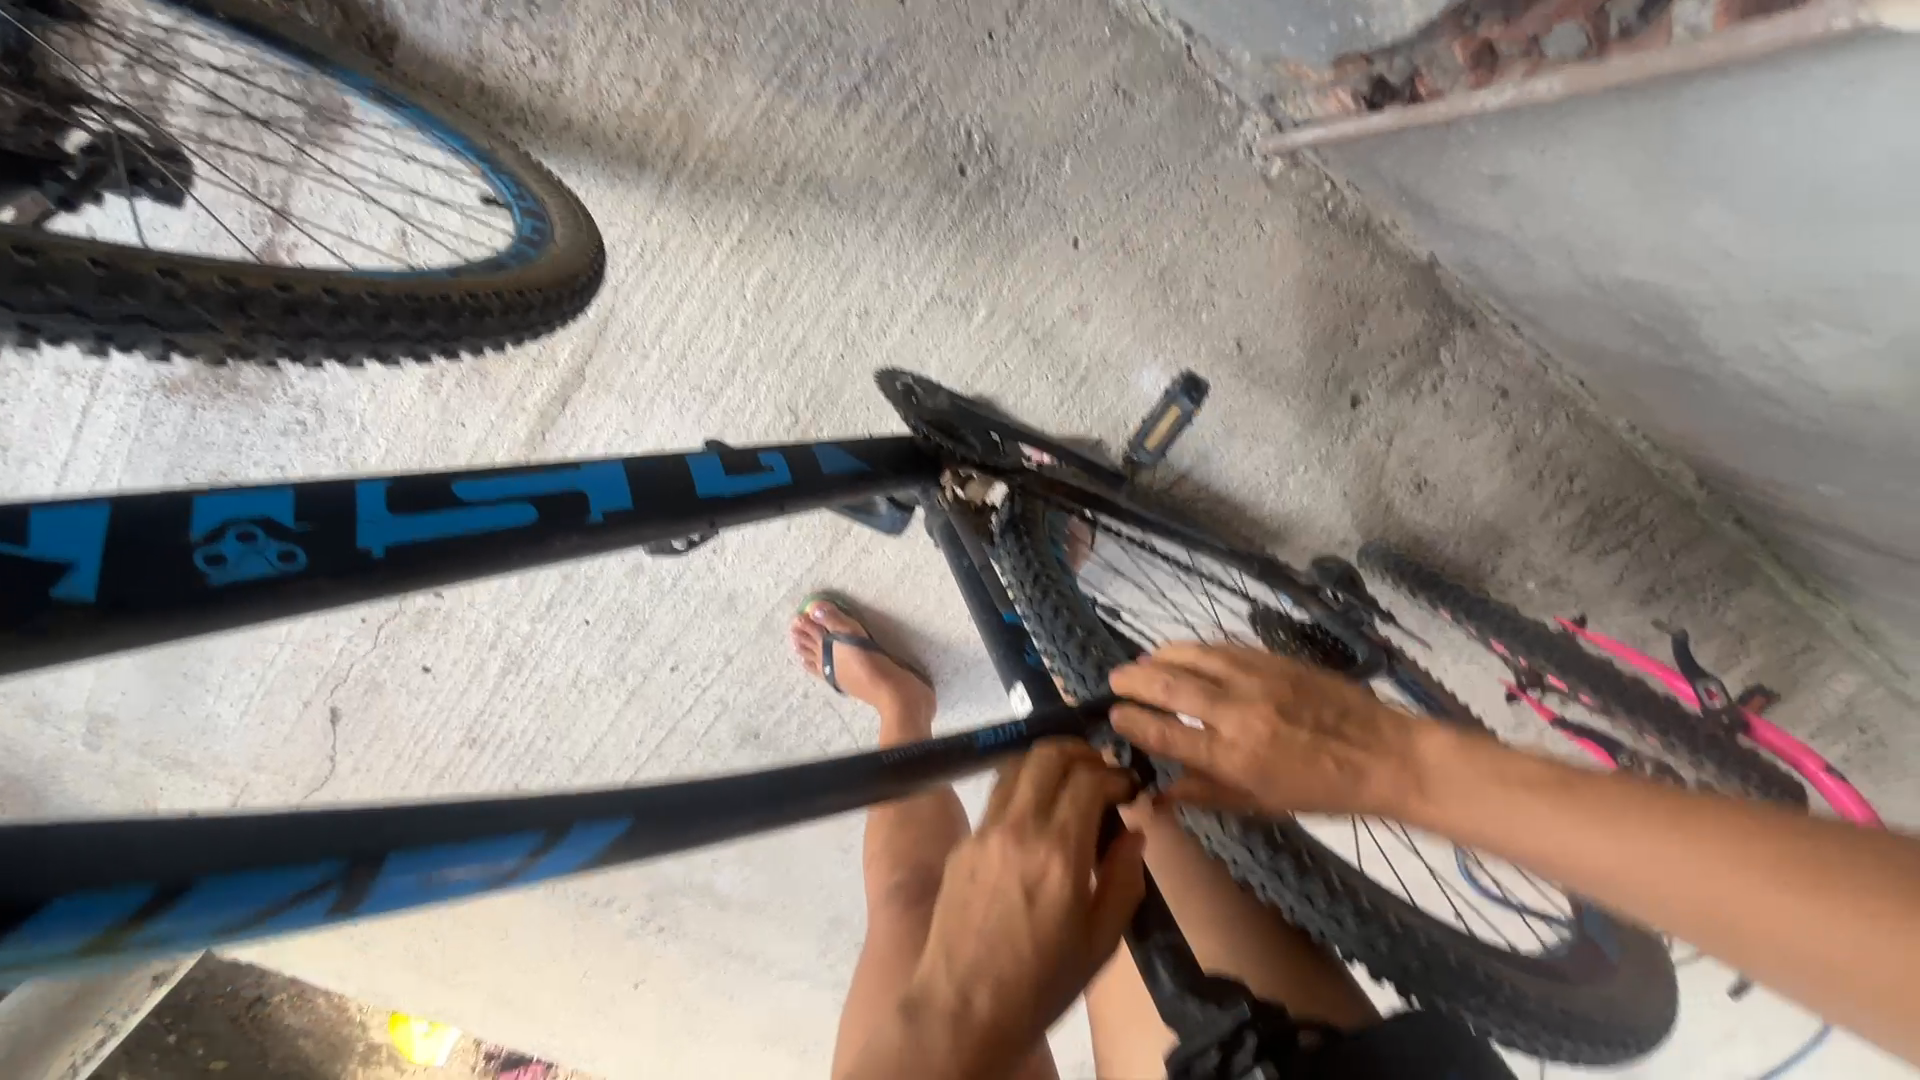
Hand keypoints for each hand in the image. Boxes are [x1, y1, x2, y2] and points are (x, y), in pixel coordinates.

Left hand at [899, 739, 1145, 1073]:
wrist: (963, 1009)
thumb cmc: (1041, 983)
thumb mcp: (1101, 942)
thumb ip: (1123, 878)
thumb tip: (1134, 832)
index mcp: (1059, 853)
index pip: (1089, 779)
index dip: (1114, 775)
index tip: (1128, 787)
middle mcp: (1018, 829)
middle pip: (1048, 755)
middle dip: (1081, 752)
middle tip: (1100, 771)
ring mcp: (984, 831)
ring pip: (1017, 766)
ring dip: (1048, 762)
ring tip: (1069, 780)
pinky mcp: (963, 843)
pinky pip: (997, 797)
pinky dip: (1023, 789)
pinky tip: (1035, 816)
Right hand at [1109, 643, 1437, 818]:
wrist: (1386, 755)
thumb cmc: (1321, 790)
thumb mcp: (1260, 804)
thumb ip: (1204, 794)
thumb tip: (1155, 796)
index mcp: (1233, 757)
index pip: (1164, 732)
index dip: (1131, 722)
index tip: (1114, 716)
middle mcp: (1237, 713)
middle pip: (1167, 686)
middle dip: (1132, 681)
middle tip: (1114, 681)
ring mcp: (1255, 679)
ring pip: (1189, 656)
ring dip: (1157, 657)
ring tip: (1141, 663)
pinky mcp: (1271, 658)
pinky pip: (1219, 646)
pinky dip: (1192, 649)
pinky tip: (1182, 654)